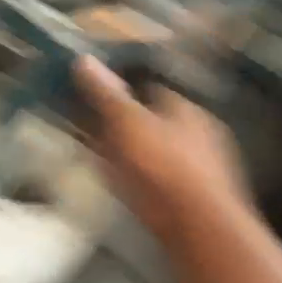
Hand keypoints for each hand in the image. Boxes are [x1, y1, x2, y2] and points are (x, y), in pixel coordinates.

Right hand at [73, 55, 248, 240]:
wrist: (197, 224)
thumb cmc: (160, 165)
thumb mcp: (124, 122)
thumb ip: (104, 93)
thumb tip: (83, 57)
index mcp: (185, 109)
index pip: (147, 87)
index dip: (116, 88)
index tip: (85, 93)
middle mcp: (198, 130)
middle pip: (149, 115)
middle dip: (119, 116)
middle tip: (84, 121)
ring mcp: (198, 162)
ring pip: (152, 142)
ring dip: (125, 143)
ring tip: (94, 149)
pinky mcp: (191, 189)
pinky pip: (154, 167)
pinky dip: (134, 167)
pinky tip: (117, 175)